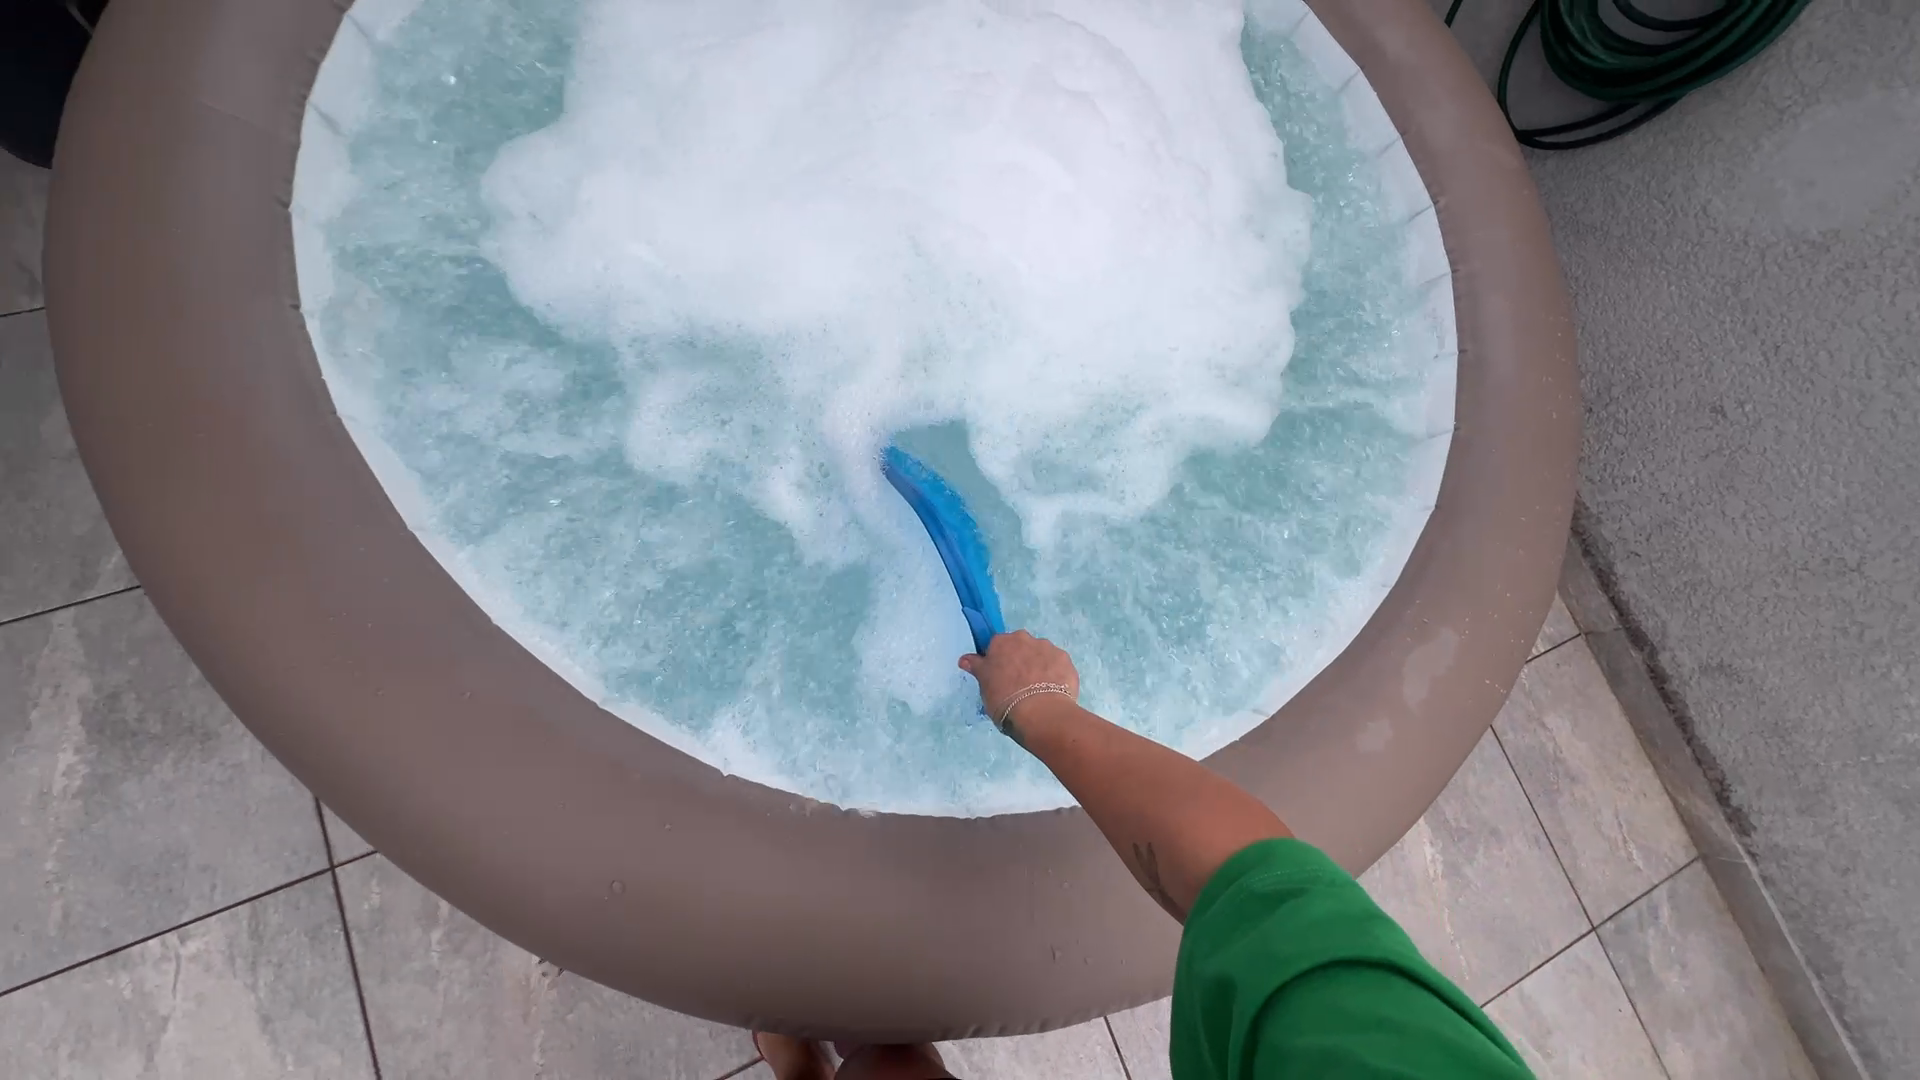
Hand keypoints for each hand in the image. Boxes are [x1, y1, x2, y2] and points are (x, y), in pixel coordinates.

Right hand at [957, 630, 1080, 725]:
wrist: (1040, 713)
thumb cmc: (1005, 698)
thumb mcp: (984, 685)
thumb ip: (976, 667)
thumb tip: (964, 659)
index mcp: (1002, 642)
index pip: (997, 646)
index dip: (998, 661)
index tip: (1000, 677)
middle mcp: (1026, 639)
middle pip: (1021, 647)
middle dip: (1020, 660)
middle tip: (1018, 684)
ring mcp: (1049, 648)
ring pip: (1041, 655)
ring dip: (1039, 666)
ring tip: (1038, 691)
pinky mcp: (1066, 661)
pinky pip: (1057, 666)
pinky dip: (1055, 675)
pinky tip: (1053, 692)